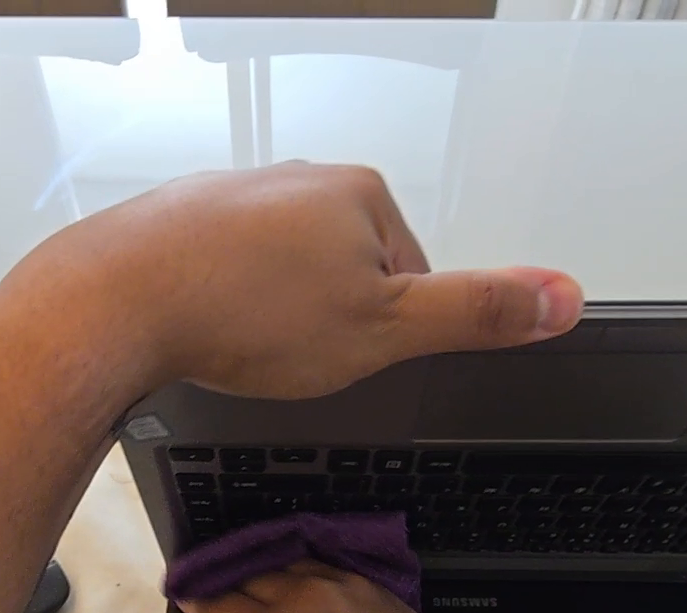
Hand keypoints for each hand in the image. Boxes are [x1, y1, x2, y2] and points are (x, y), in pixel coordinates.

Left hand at [0, 163, 582, 399]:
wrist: (123, 301)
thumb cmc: (249, 312)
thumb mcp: (382, 327)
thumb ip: (472, 312)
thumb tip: (563, 297)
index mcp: (361, 195)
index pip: (411, 270)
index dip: (389, 330)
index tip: (356, 356)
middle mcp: (302, 182)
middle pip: (348, 269)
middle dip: (332, 321)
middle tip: (296, 357)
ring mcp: (241, 195)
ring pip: (287, 273)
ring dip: (278, 315)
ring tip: (250, 345)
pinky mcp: (191, 220)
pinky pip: (233, 271)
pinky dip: (231, 303)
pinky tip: (214, 326)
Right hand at [179, 561, 518, 612]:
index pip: (214, 604)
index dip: (197, 601)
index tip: (188, 597)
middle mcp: (297, 596)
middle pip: (247, 576)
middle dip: (232, 588)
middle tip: (226, 600)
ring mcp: (338, 583)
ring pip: (286, 565)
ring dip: (270, 577)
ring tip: (267, 593)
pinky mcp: (371, 583)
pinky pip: (324, 569)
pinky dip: (307, 577)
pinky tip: (310, 592)